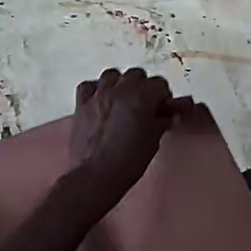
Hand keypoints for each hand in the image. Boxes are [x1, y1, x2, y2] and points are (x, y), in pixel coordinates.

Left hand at [67, 68, 180, 210]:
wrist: (97, 176)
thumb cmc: (129, 162)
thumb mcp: (153, 141)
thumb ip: (162, 122)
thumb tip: (169, 115)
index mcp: (142, 97)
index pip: (160, 84)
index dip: (163, 97)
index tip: (163, 108)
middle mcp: (120, 90)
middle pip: (136, 74)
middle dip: (143, 87)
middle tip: (145, 104)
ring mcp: (98, 95)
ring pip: (112, 75)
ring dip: (120, 84)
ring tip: (122, 99)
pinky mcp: (81, 104)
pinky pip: (88, 86)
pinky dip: (95, 89)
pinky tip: (100, 100)